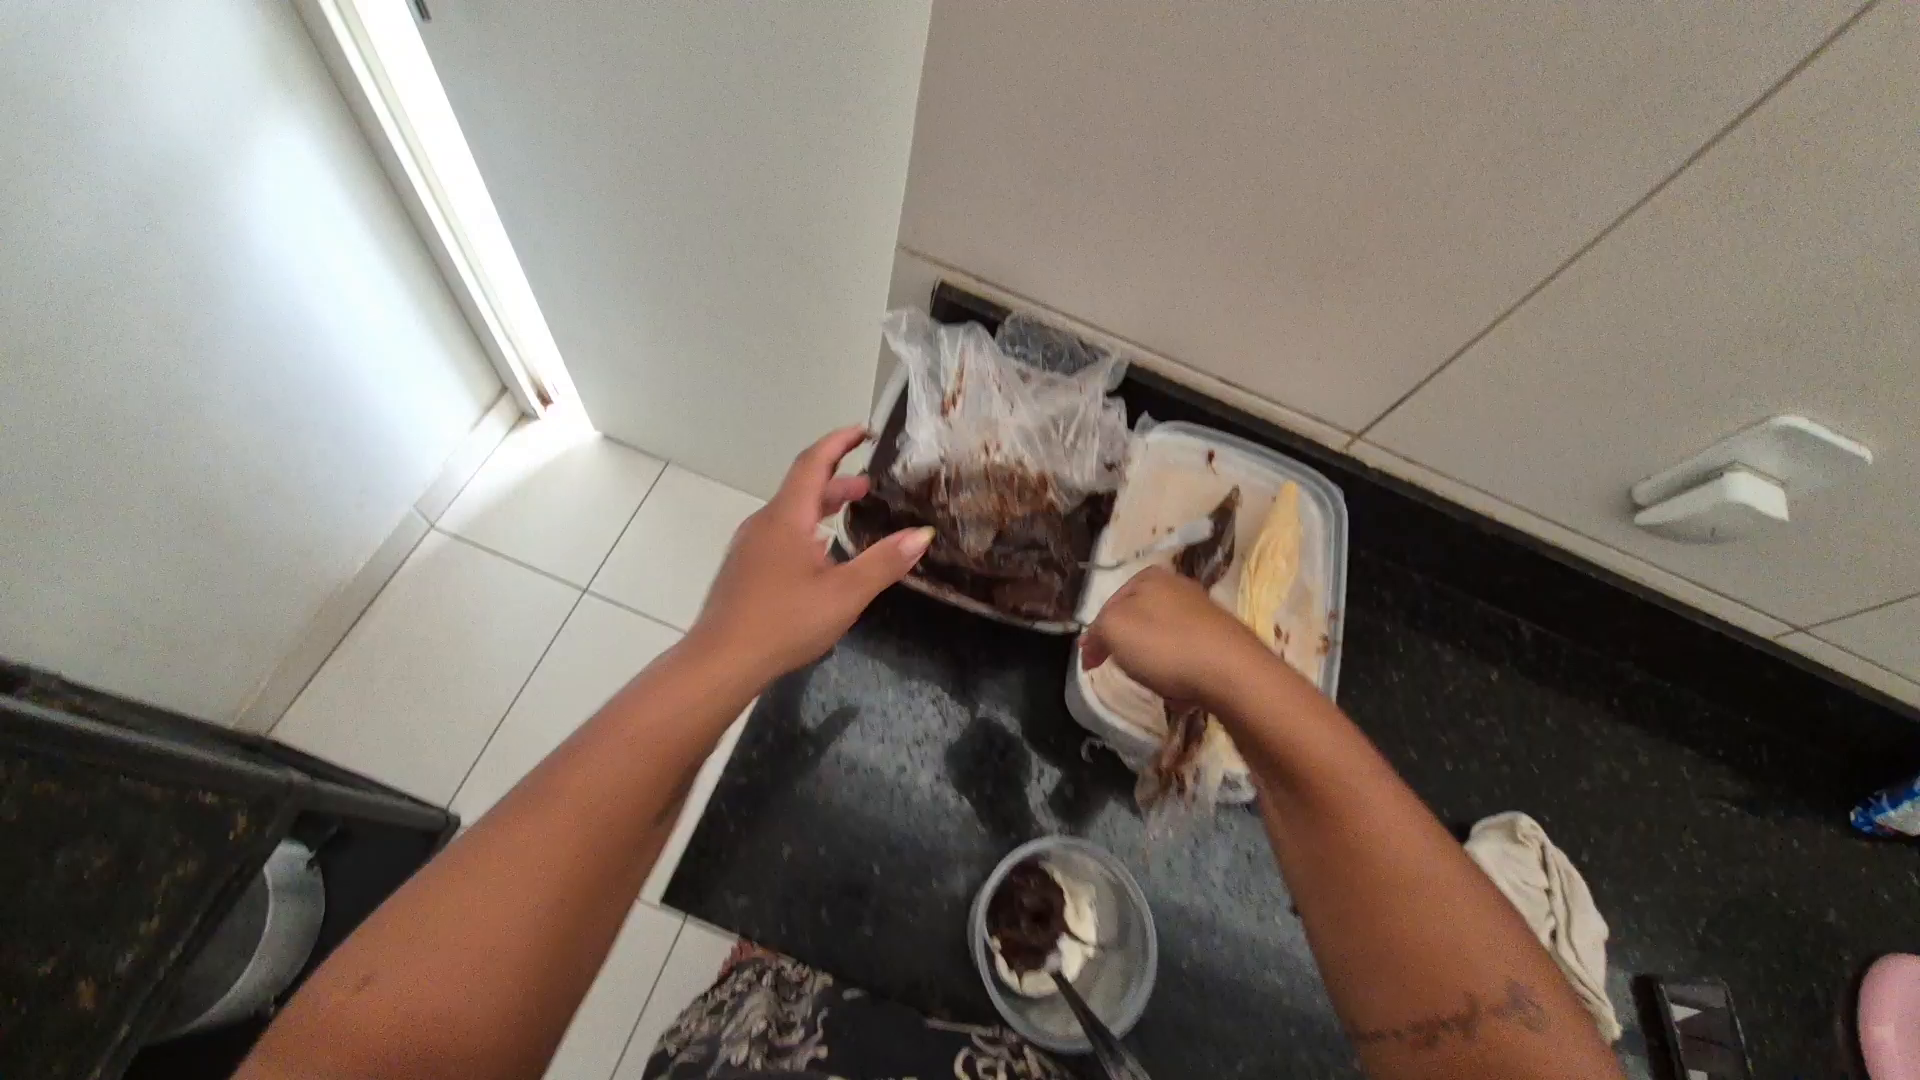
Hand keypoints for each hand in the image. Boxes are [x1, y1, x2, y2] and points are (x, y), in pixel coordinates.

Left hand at [692, 426, 933, 683]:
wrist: (720, 661)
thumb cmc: (783, 623)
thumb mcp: (845, 594)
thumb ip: (884, 562)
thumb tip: (922, 534)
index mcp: (786, 518)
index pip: (813, 463)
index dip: (839, 442)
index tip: (863, 431)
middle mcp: (764, 523)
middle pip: (802, 488)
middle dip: (838, 482)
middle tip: (869, 488)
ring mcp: (749, 547)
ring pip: (790, 515)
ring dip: (822, 509)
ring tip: (850, 517)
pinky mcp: (744, 570)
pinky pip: (780, 536)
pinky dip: (807, 531)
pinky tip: (820, 558)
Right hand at [1080, 565, 1269, 708]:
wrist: (1233, 673)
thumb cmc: (1165, 645)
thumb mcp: (1113, 630)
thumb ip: (1097, 632)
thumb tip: (1092, 643)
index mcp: (1149, 577)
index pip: (1109, 605)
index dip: (1097, 636)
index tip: (1091, 664)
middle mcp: (1178, 588)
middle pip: (1137, 622)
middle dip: (1128, 648)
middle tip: (1125, 671)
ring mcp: (1204, 613)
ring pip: (1163, 641)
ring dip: (1155, 664)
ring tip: (1159, 684)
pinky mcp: (1223, 639)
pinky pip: (1188, 658)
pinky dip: (1181, 674)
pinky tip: (1183, 690)